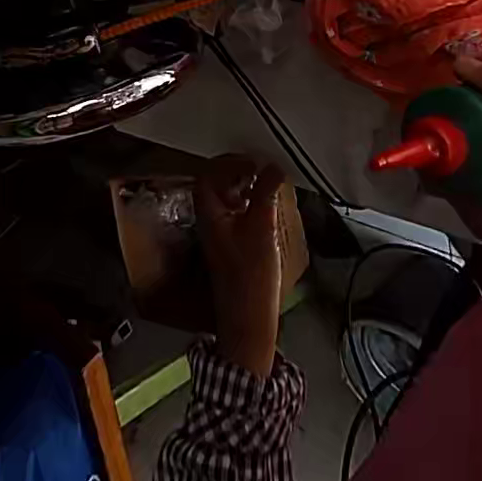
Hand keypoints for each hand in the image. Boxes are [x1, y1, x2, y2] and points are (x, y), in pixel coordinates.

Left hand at [195, 155, 286, 378]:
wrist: (249, 319)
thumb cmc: (251, 274)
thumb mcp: (262, 227)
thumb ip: (266, 193)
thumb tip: (273, 167)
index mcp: (209, 213)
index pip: (208, 176)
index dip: (227, 163)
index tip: (251, 161)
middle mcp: (210, 221)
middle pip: (217, 186)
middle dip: (238, 173)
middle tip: (261, 169)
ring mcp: (220, 235)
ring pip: (227, 200)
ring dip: (245, 188)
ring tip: (268, 184)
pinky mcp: (232, 247)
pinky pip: (237, 215)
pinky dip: (250, 204)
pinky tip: (268, 208)